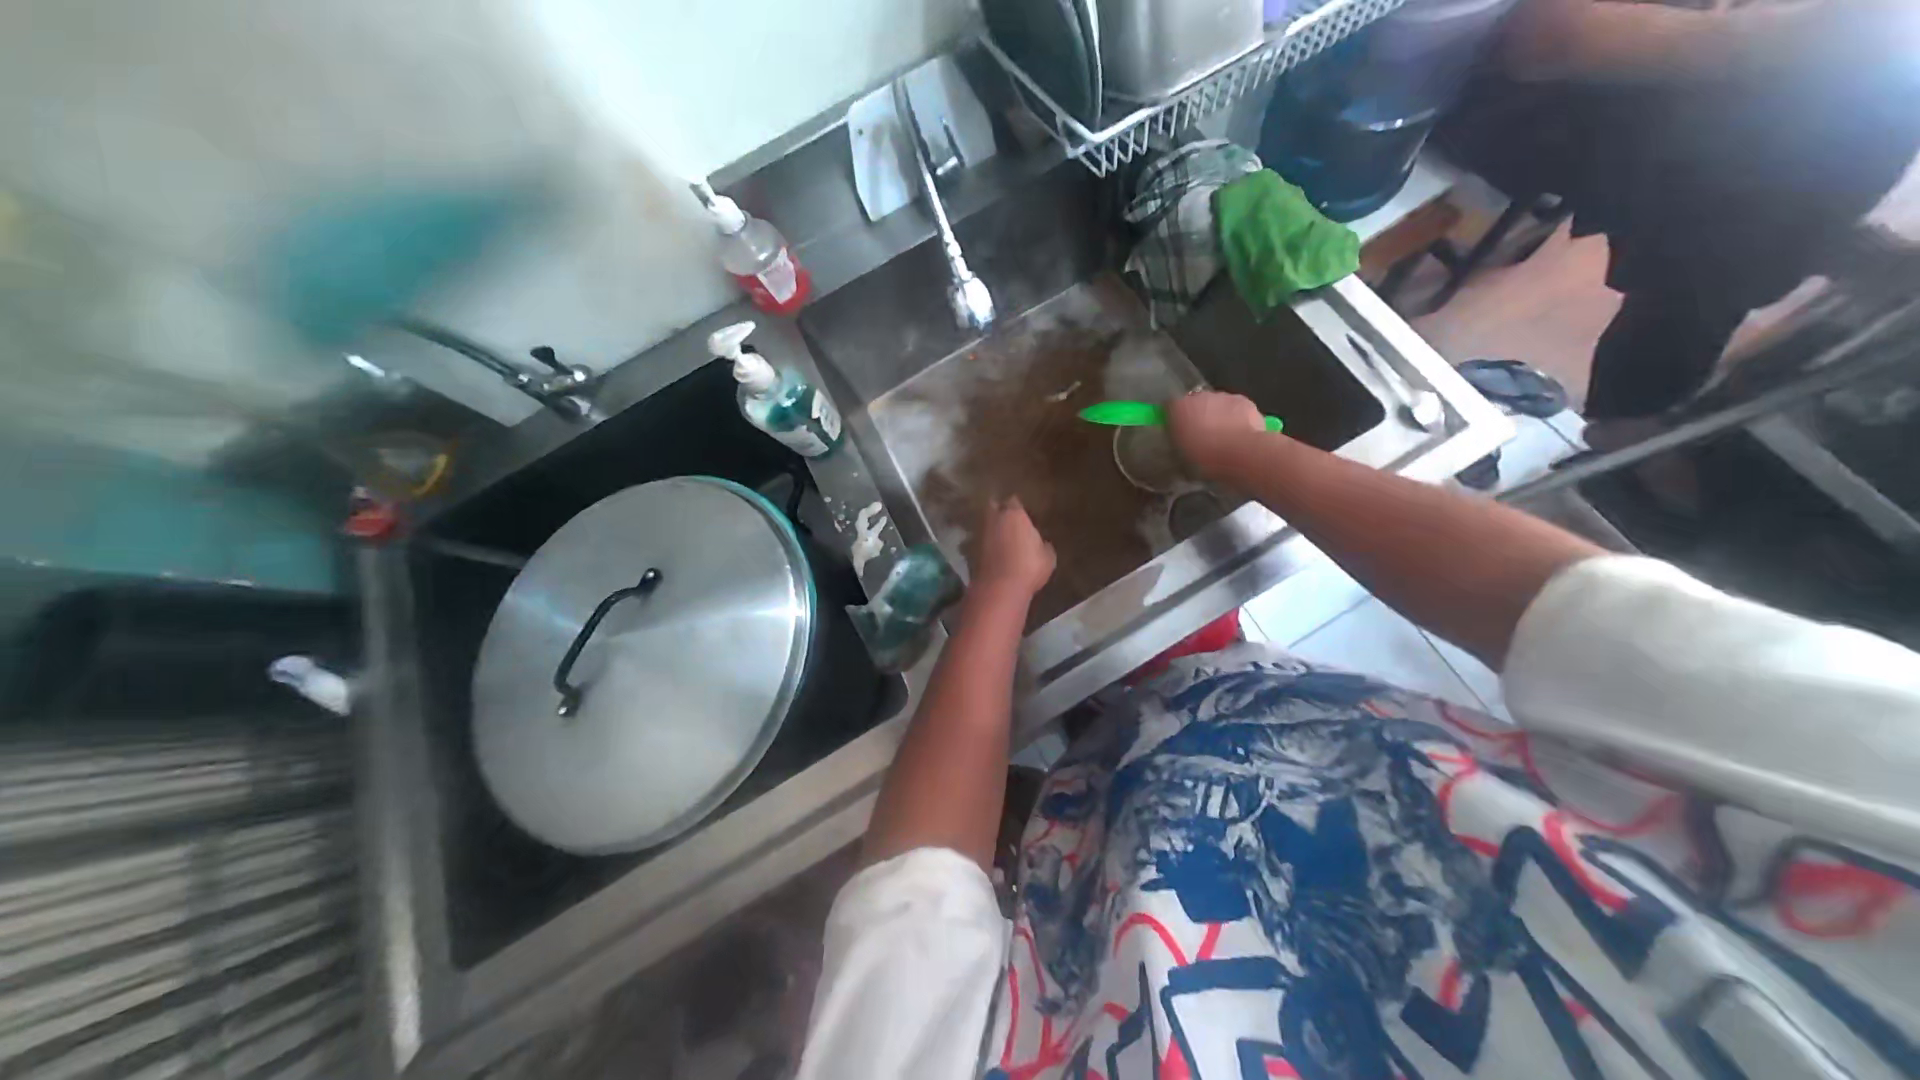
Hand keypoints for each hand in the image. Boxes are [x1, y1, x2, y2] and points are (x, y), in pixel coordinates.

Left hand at [970, 496, 1054, 598]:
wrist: (999, 587)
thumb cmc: (1029, 566)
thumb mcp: (1048, 557)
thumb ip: (1043, 545)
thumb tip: (1042, 543)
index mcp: (1014, 514)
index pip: (1014, 501)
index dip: (1018, 508)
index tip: (1025, 516)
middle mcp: (994, 518)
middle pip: (993, 507)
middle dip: (999, 511)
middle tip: (1010, 522)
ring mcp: (980, 533)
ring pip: (985, 524)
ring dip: (992, 528)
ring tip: (1003, 539)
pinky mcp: (971, 550)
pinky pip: (981, 541)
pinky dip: (986, 544)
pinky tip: (995, 553)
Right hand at [1167, 391, 1266, 478]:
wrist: (1241, 453)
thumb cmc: (1205, 458)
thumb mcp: (1180, 457)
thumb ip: (1177, 442)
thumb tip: (1179, 440)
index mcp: (1178, 408)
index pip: (1169, 406)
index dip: (1173, 418)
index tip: (1176, 431)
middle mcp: (1199, 396)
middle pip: (1194, 402)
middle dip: (1196, 415)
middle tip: (1200, 435)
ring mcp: (1223, 396)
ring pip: (1216, 404)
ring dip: (1216, 415)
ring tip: (1222, 436)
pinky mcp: (1244, 401)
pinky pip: (1235, 408)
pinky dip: (1235, 416)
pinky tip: (1238, 432)